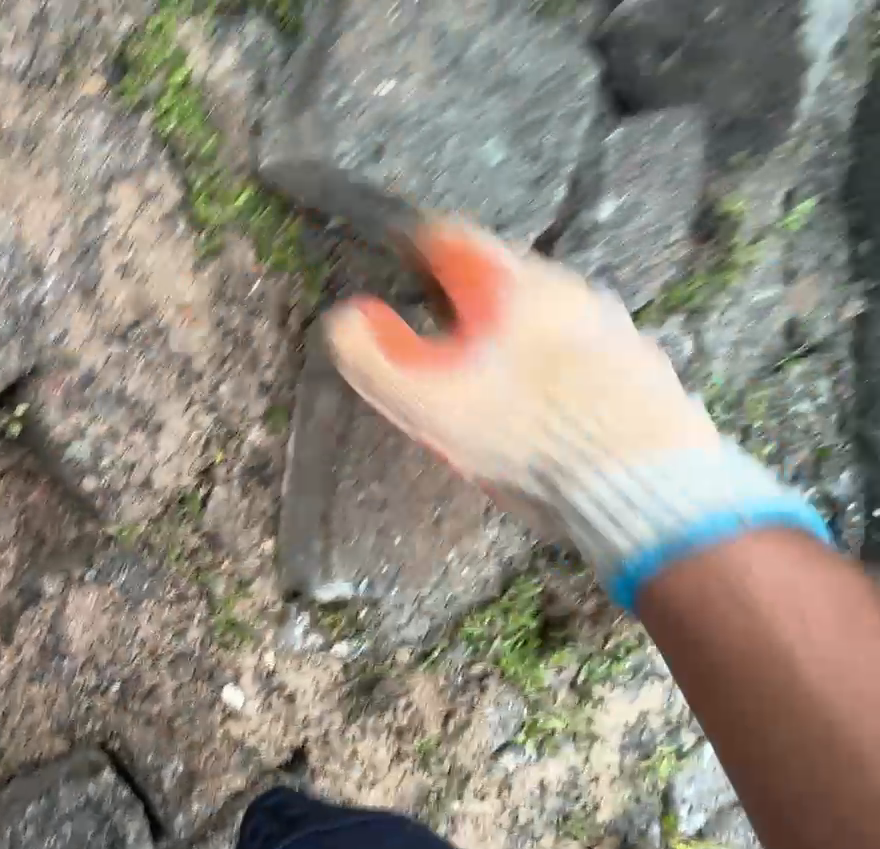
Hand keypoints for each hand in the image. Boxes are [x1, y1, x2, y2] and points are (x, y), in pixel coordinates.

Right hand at [320, 218, 830, 607]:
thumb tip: (344, 317)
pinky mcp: (630, 357)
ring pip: (532, 307)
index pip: (449, 238)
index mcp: (507, 285)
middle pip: (493, 274)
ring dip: (497, 325)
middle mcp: (563, 286)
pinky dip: (534, 353)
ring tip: (472, 369)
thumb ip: (369, 355)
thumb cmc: (516, 430)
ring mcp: (604, 320)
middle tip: (423, 331)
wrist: (635, 480)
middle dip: (453, 295)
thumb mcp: (420, 400)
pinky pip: (564, 339)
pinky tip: (524, 395)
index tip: (388, 262)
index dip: (410, 246)